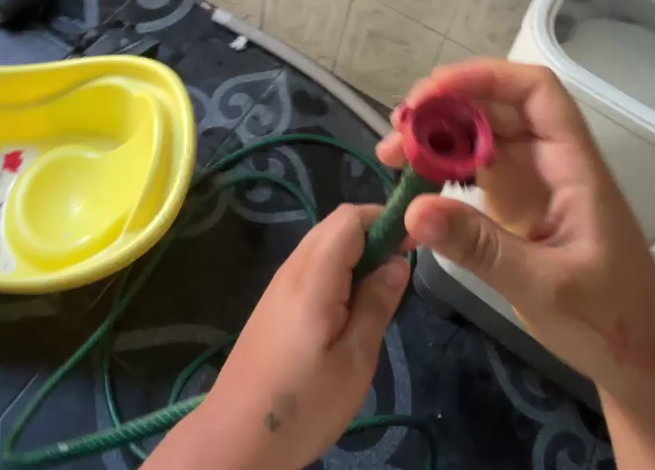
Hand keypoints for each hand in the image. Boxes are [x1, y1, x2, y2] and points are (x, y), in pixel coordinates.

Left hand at [148, 204, 408, 469]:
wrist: (237, 437)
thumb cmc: (304, 401)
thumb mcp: (355, 358)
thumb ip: (377, 303)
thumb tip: (399, 261)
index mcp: (314, 273)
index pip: (351, 217)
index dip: (386, 219)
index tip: (417, 243)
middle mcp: (294, 267)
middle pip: (337, 225)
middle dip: (374, 234)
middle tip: (403, 271)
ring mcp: (281, 284)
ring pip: (324, 245)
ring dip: (357, 255)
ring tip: (383, 292)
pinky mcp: (276, 303)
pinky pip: (313, 267)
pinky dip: (339, 272)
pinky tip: (353, 308)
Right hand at [376, 59, 654, 393]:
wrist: (637, 364)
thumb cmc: (610, 324)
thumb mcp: (544, 287)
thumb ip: (480, 246)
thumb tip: (413, 209)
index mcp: (573, 165)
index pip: (535, 92)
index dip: (484, 78)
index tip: (430, 95)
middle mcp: (549, 162)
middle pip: (496, 108)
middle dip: (443, 109)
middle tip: (397, 133)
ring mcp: (530, 183)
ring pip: (478, 136)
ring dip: (434, 137)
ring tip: (391, 156)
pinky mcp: (513, 206)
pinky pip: (471, 171)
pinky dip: (439, 171)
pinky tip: (411, 186)